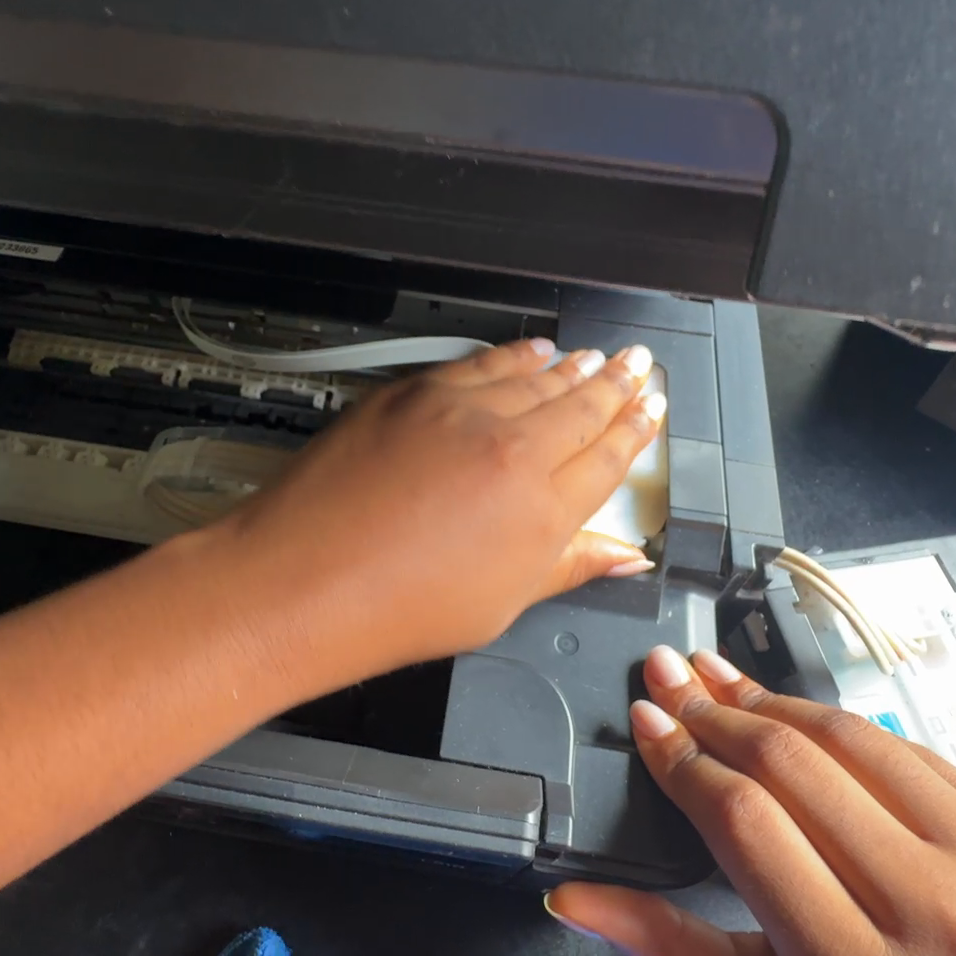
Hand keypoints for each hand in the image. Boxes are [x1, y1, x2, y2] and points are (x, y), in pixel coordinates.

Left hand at [210, 337, 665, 672]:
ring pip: (538, 376)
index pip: (610, 457)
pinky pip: (482, 362)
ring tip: (598, 355)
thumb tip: (620, 556)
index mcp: (543, 510)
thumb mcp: (500, 604)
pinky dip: (513, 354)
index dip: (638, 430)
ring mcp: (463, 413)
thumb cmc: (392, 606)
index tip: (652, 409)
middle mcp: (512, 450)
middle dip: (619, 383)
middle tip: (640, 364)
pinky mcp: (417, 392)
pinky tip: (532, 349)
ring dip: (573, 365)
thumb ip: (568, 566)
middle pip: (584, 404)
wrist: (302, 579)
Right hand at [547, 647, 955, 955]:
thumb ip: (662, 939)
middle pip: (789, 762)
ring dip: (770, 698)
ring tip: (719, 679)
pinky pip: (900, 743)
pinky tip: (793, 714)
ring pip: (844, 733)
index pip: (743, 818)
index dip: (680, 756)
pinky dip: (835, 724)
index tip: (647, 717)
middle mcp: (937, 912)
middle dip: (713, 709)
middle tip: (669, 673)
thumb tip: (571, 898)